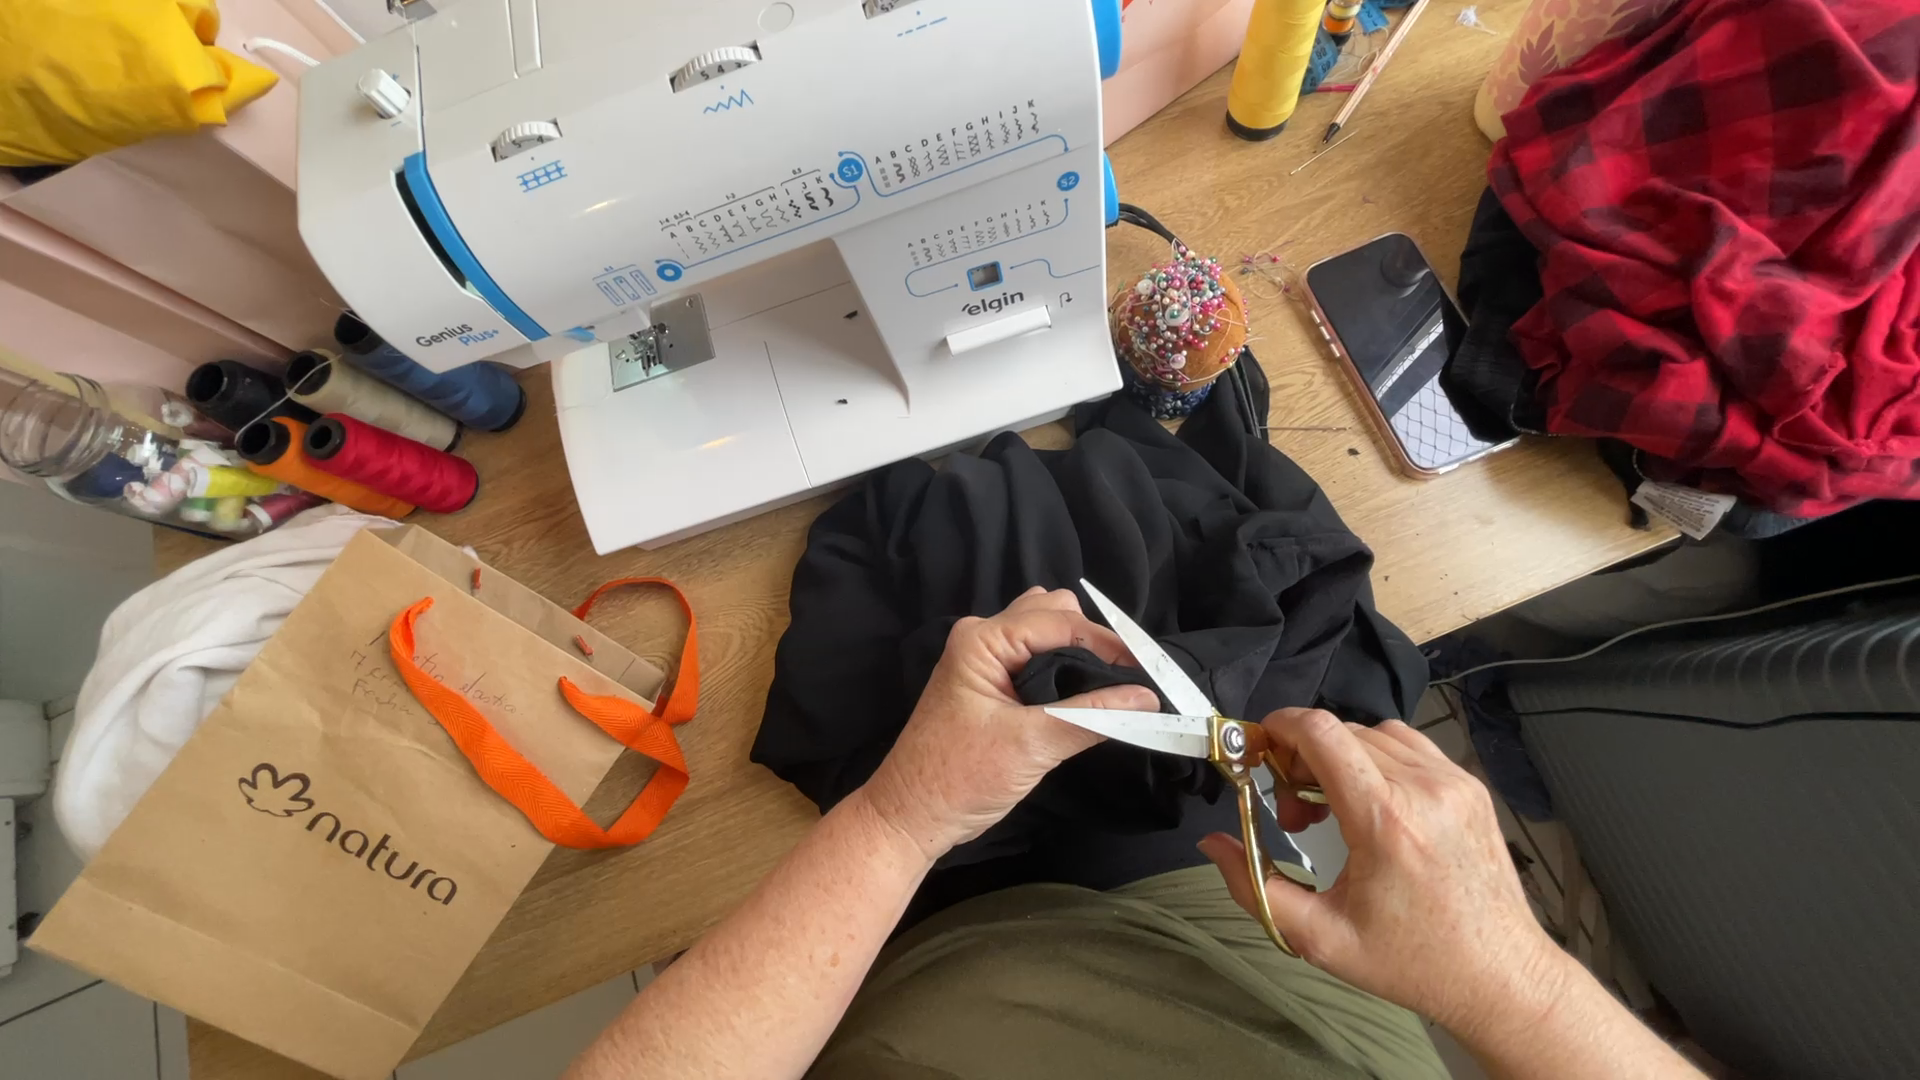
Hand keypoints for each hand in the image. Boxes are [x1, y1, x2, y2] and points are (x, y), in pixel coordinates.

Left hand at [860, 587, 1159, 859]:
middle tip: (1128, 678)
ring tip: (1108, 684)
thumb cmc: (960, 777)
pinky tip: (1084, 692)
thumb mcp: (1031, 745)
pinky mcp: (992, 680)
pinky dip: (1064, 666)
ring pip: (1045, 631)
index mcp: (983, 639)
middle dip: (1093, 639)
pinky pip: (1036, 655)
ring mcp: (986, 657)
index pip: (1060, 621)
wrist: (913, 814)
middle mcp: (983, 637)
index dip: (1107, 642)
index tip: (1149, 670)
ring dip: (1079, 650)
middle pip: (1053, 613)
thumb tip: (1148, 699)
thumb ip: (1091, 716)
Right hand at [1198, 708, 1570, 1040]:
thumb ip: (1253, 887)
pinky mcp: (1469, 786)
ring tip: (1332, 807)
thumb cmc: (1413, 962)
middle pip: (1337, 731)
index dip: (1279, 726)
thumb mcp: (1320, 938)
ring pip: (1368, 732)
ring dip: (1335, 756)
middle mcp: (1423, 789)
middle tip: (1296, 814)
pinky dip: (1371, 757)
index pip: (1321, 731)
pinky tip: (1368, 798)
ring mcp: (1453, 782)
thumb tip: (1213, 842)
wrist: (1506, 980)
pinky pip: (1403, 743)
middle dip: (1299, 758)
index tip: (1259, 751)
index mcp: (1385, 820)